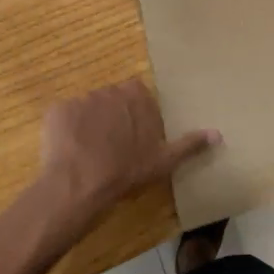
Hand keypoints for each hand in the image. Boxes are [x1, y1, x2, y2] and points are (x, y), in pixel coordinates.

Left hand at [39, 79, 218, 216]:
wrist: (80, 184)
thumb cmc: (127, 170)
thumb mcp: (164, 160)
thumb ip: (190, 143)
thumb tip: (219, 133)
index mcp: (135, 94)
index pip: (136, 93)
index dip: (135, 113)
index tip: (134, 135)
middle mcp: (108, 88)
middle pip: (111, 100)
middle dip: (112, 117)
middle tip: (112, 146)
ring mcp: (79, 98)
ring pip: (87, 109)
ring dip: (88, 125)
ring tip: (89, 152)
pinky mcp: (55, 111)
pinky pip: (63, 118)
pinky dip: (65, 132)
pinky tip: (69, 153)